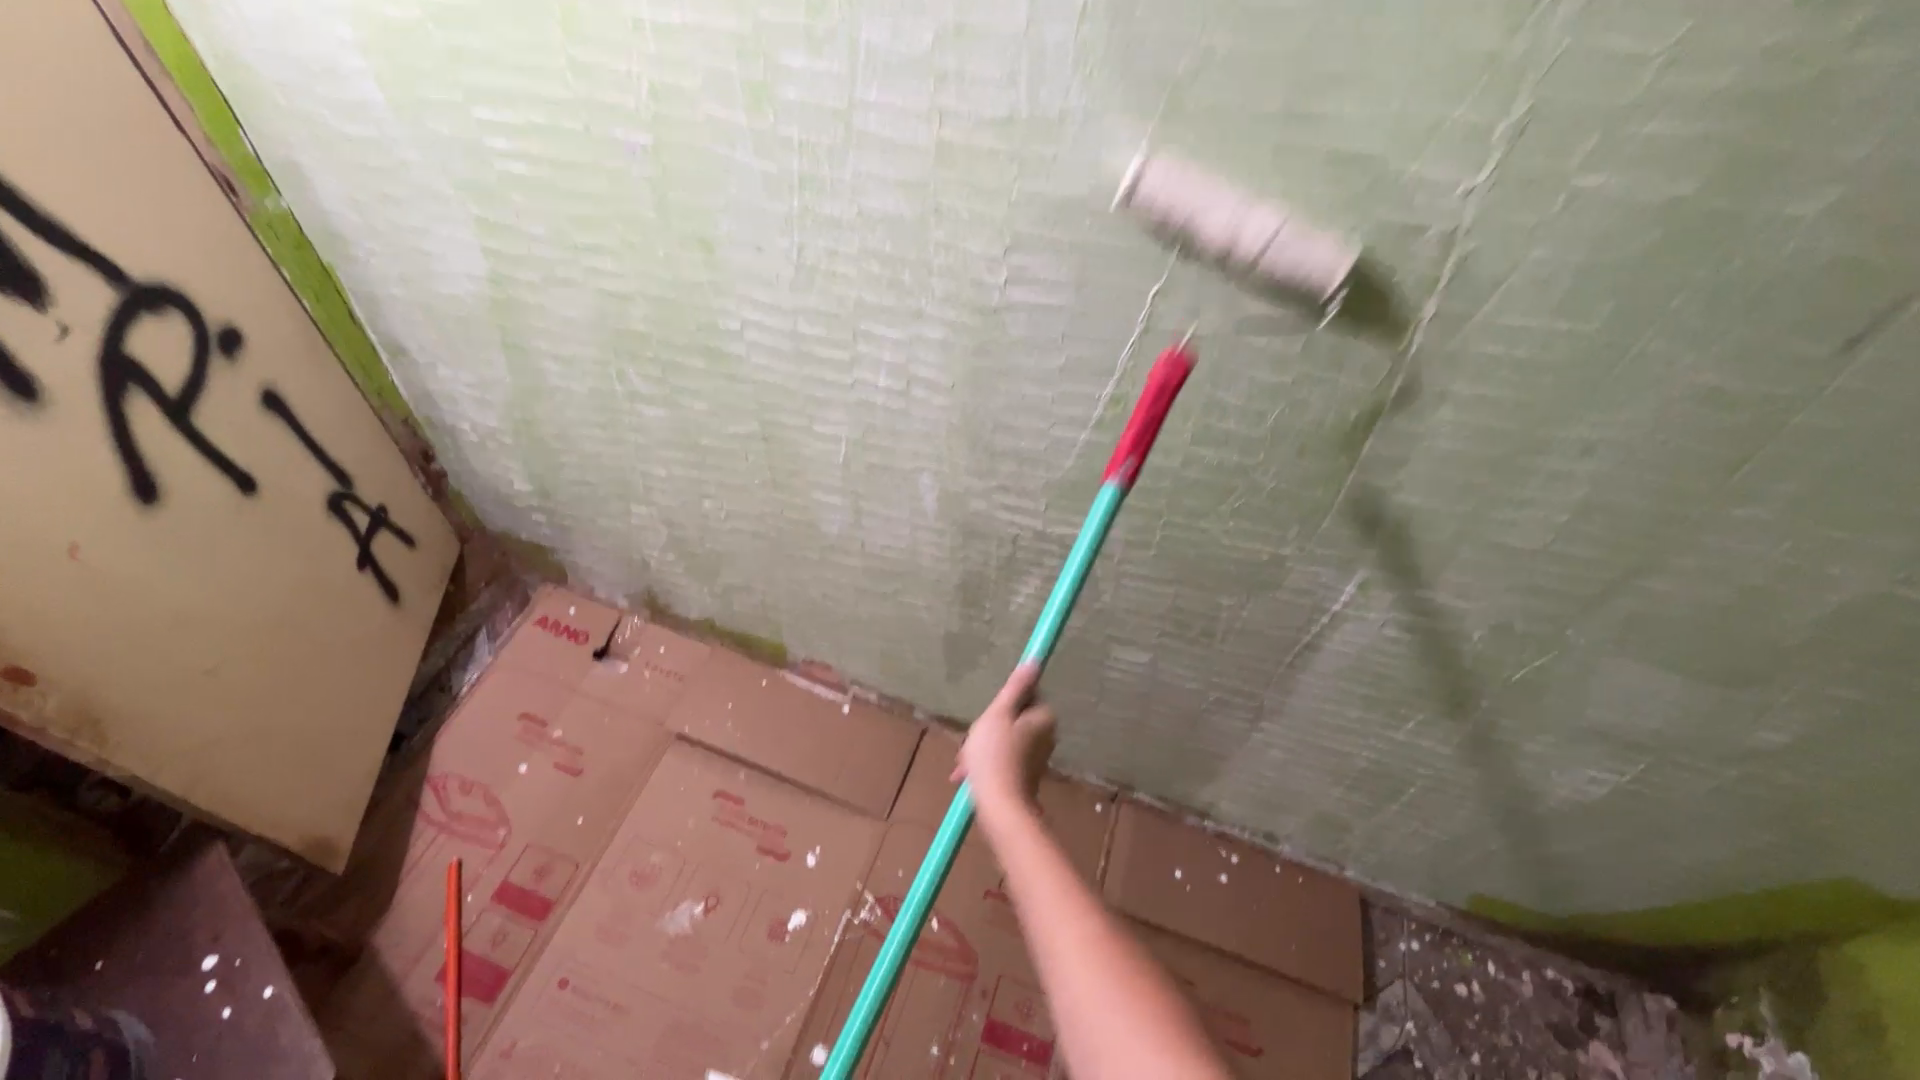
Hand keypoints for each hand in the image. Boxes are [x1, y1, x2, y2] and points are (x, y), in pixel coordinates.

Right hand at [953, 663, 1056, 814]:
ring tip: (965, 763)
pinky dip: (988, 764)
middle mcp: (1047, 736)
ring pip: (1006, 740)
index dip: (1001, 705)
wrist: (999, 805)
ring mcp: (1038, 758)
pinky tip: (968, 774)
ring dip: (984, 748)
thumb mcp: (999, 713)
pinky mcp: (1027, 776)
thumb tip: (1035, 660)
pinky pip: (1005, 760)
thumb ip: (1016, 687)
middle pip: (1013, 719)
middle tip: (971, 743)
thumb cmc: (994, 754)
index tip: (985, 719)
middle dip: (988, 730)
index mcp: (1044, 718)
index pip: (1024, 696)